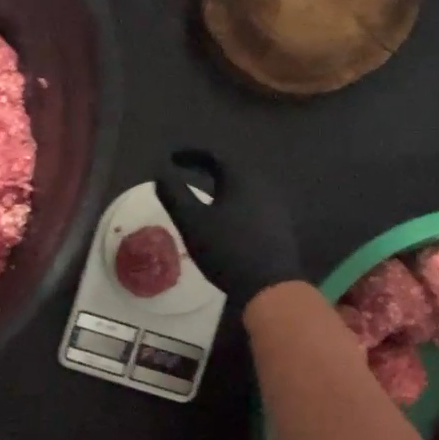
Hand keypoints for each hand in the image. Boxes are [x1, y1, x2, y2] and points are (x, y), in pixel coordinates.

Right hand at [155, 149, 306, 310]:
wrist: (268, 285)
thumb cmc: (226, 249)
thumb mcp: (192, 222)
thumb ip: (174, 195)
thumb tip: (161, 174)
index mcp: (241, 179)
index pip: (214, 155)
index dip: (191, 154)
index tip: (172, 158)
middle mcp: (262, 186)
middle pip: (231, 170)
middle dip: (207, 170)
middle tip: (187, 173)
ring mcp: (274, 207)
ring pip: (242, 189)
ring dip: (220, 189)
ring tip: (202, 198)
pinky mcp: (278, 227)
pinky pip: (250, 206)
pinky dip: (232, 205)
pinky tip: (224, 221)